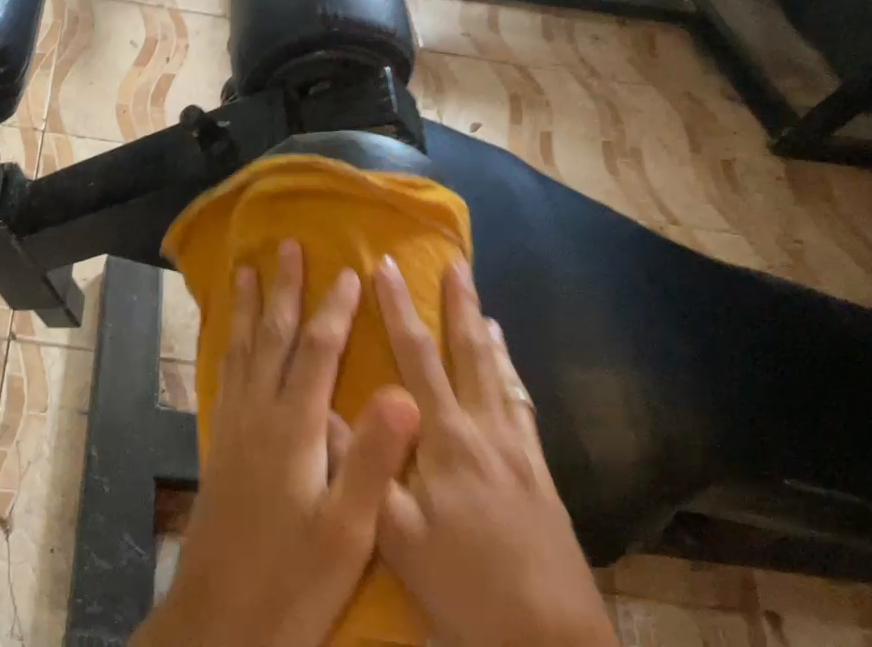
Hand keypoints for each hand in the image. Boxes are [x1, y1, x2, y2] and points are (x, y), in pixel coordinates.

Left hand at [134, 241, 421, 646]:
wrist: (217, 617)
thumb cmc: (291, 581)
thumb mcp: (346, 531)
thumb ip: (372, 460)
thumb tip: (404, 392)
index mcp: (294, 429)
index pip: (317, 351)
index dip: (334, 309)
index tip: (348, 270)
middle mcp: (258, 416)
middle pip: (272, 338)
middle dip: (284, 290)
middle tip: (285, 246)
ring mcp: (233, 429)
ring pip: (241, 350)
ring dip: (249, 309)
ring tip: (246, 273)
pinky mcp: (220, 447)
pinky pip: (226, 375)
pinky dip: (230, 344)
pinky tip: (231, 343)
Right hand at [372, 255, 616, 646]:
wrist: (550, 638)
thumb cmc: (464, 585)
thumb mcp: (395, 535)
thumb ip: (363, 466)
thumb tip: (321, 409)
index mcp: (445, 440)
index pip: (417, 359)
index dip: (398, 310)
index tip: (385, 267)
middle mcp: (485, 432)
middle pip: (470, 354)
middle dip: (456, 306)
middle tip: (455, 263)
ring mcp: (518, 452)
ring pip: (501, 377)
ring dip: (487, 335)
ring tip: (481, 307)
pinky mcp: (540, 475)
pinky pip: (524, 409)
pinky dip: (514, 379)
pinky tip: (512, 377)